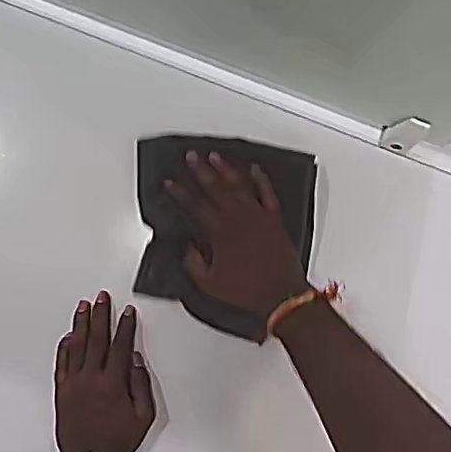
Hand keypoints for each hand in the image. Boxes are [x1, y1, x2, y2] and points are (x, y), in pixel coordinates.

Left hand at [54, 292, 156, 451]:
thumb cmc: (117, 441)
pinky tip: (69, 336)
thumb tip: (136, 362)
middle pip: (97, 338)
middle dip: (101, 315)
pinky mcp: (62, 391)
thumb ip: (141, 385)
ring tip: (84, 307)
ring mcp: (74, 383)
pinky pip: (62, 362)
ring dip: (81, 324)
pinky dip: (65, 347)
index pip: (121, 346)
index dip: (125, 327)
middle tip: (102, 298)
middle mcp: (91, 379)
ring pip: (77, 346)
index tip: (128, 313)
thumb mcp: (143, 416)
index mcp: (113, 383)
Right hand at [164, 151, 308, 318]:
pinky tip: (254, 168)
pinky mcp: (274, 219)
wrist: (282, 295)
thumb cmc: (246, 291)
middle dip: (200, 170)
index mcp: (219, 232)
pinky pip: (267, 192)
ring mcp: (257, 215)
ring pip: (238, 184)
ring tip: (215, 156)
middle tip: (191, 156)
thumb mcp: (209, 283)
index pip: (194, 206)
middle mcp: (237, 218)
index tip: (169, 182)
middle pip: (214, 187)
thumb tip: (188, 248)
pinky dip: (261, 179)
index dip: (179, 193)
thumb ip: (193, 263)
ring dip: (225, 168)